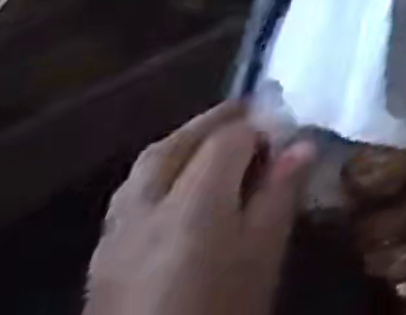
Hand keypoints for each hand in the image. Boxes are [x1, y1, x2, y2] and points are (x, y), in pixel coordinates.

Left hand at [86, 100, 315, 314]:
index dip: (264, 124)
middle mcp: (145, 209)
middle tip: (254, 109)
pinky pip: (133, 197)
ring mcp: (115, 235)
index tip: (295, 122)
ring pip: (144, 171)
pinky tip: (191, 187)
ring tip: (222, 142)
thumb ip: (281, 191)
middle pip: (170, 148)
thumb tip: (301, 144)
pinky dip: (165, 174)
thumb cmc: (225, 301)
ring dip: (184, 146)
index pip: (230, 138)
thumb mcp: (266, 249)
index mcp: (192, 203)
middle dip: (212, 122)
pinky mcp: (104, 257)